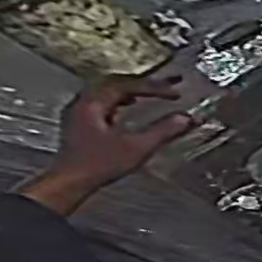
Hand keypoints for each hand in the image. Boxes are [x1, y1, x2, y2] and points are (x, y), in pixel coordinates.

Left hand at [19, 77, 193, 214]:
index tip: (176, 92)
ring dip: (133, 90)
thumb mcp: (139, 146)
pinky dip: (124, 99)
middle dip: (143, 83)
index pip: (123, 87)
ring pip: (108, 92)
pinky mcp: (85, 123)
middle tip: (168, 82)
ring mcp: (82, 114)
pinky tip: (133, 104)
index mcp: (92, 106)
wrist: (74, 178)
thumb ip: (165, 130)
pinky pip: (106, 102)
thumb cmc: (101, 162)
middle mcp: (83, 105)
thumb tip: (188, 117)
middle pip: (113, 84)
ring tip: (154, 90)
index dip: (152, 87)